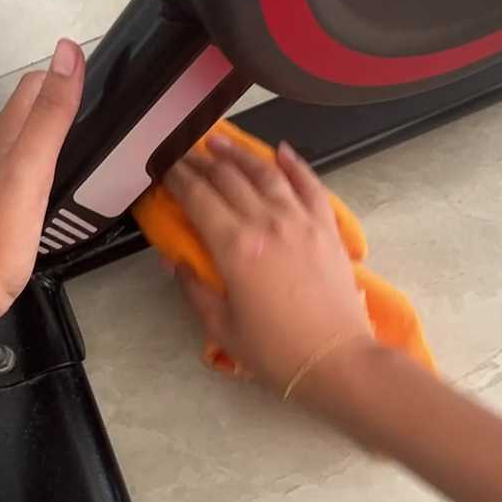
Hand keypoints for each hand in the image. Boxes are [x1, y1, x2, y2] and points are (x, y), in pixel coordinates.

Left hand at [0, 39, 84, 329]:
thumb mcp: (30, 170)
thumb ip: (51, 116)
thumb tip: (68, 54)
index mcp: (1, 142)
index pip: (33, 88)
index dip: (64, 74)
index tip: (98, 71)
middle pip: (27, 114)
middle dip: (59, 98)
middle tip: (97, 101)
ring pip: (23, 145)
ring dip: (50, 132)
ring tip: (82, 136)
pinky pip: (22, 177)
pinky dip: (43, 167)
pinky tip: (54, 184)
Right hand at [164, 135, 371, 392]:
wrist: (337, 359)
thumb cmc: (275, 350)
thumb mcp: (222, 327)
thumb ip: (195, 288)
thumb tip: (174, 260)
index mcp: (235, 247)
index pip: (198, 197)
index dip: (177, 178)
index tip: (164, 169)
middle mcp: (267, 222)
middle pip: (228, 178)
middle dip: (201, 162)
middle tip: (184, 155)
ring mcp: (301, 221)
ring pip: (266, 173)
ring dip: (239, 154)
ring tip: (220, 142)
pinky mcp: (327, 228)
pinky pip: (310, 185)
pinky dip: (295, 165)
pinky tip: (281, 152)